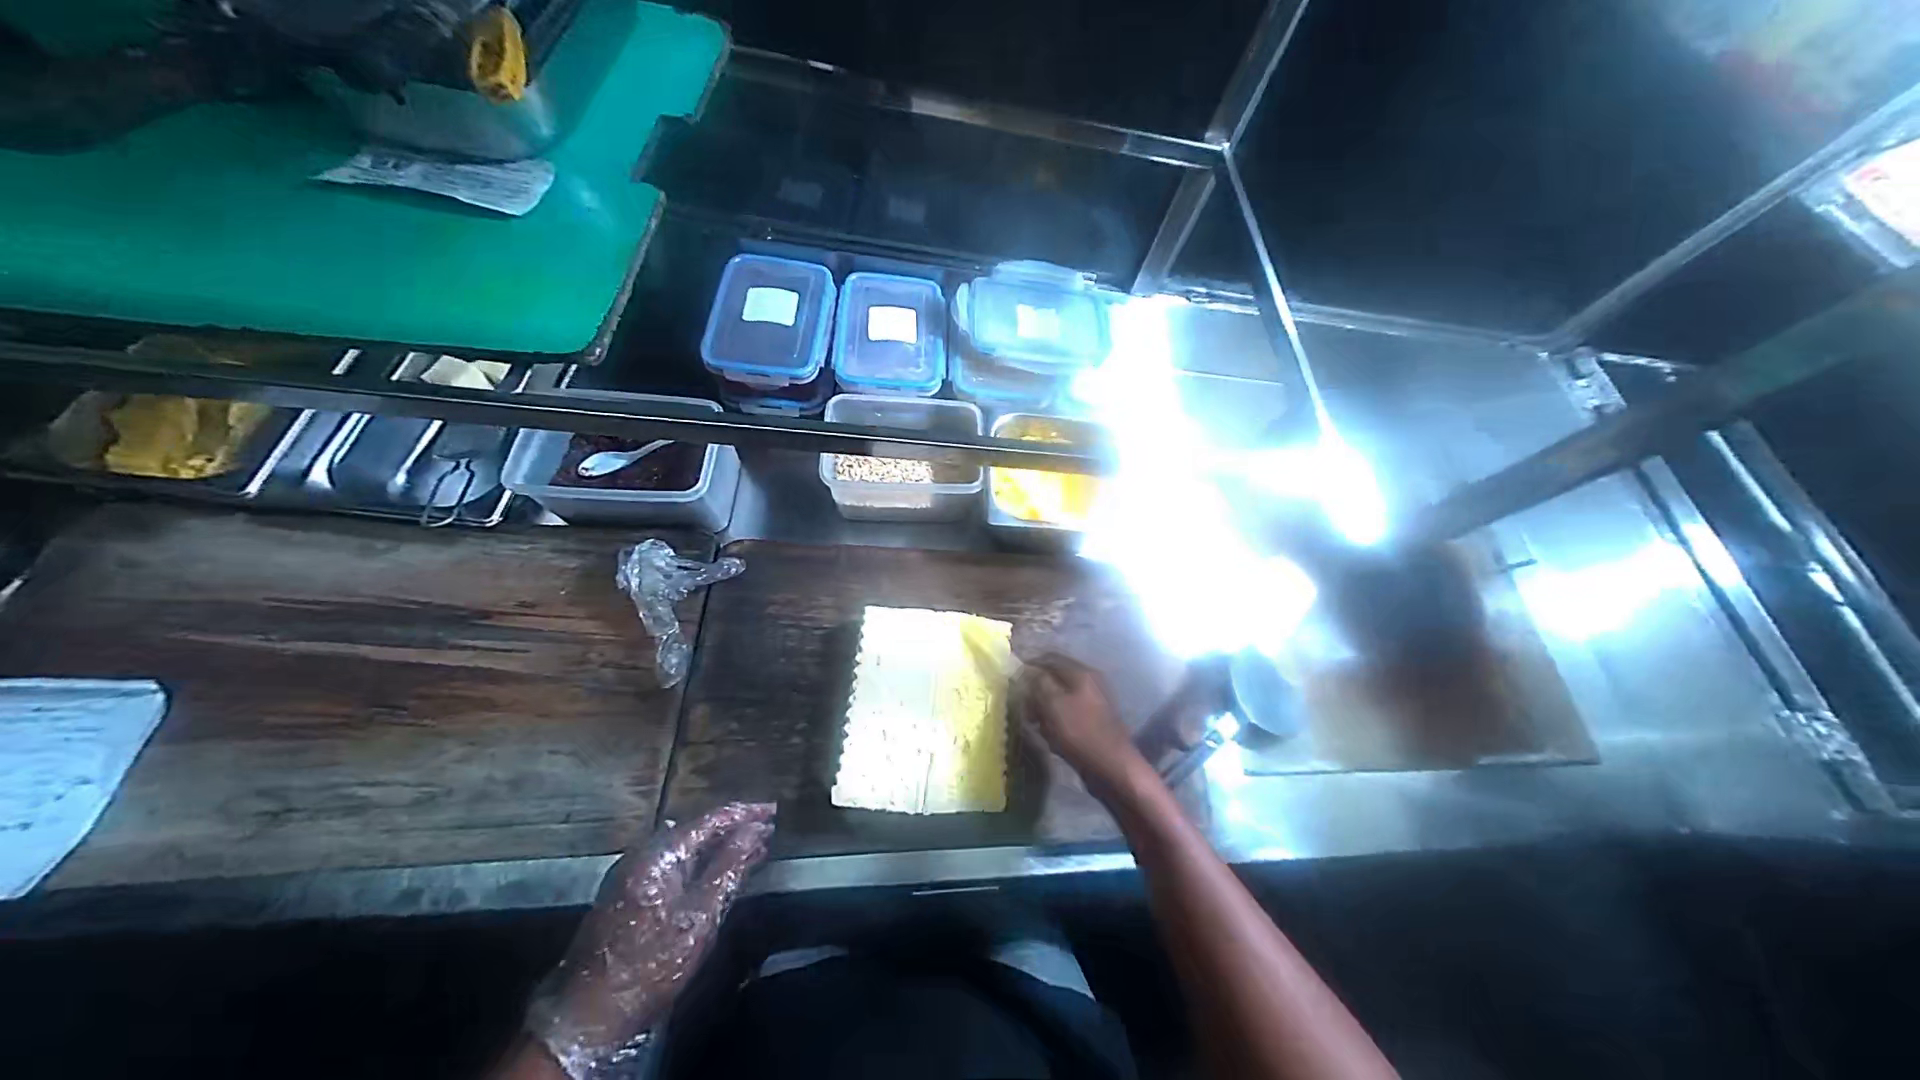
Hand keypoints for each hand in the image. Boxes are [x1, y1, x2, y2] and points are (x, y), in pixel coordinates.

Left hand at [525, 802, 774, 1079]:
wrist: (589, 1015)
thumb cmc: (650, 964)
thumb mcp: (699, 916)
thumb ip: (729, 868)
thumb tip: (754, 829)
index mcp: (659, 854)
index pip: (711, 820)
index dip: (745, 814)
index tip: (773, 812)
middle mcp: (642, 855)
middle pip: (697, 831)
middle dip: (734, 830)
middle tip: (767, 831)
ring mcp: (632, 875)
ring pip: (686, 850)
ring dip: (719, 848)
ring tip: (752, 850)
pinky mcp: (629, 896)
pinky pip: (674, 867)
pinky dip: (701, 865)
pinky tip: (717, 873)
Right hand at [1017, 652, 1147, 796]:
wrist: (1113, 767)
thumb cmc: (1080, 733)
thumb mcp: (1053, 704)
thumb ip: (1038, 682)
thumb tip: (1026, 669)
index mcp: (1081, 673)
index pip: (1049, 658)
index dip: (1029, 665)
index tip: (1012, 679)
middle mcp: (1090, 682)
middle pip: (1054, 678)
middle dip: (1035, 691)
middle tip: (1023, 706)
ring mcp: (1094, 701)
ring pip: (1060, 697)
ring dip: (1044, 708)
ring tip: (1034, 723)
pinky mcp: (1094, 720)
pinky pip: (1068, 713)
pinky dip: (1056, 721)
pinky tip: (1049, 735)